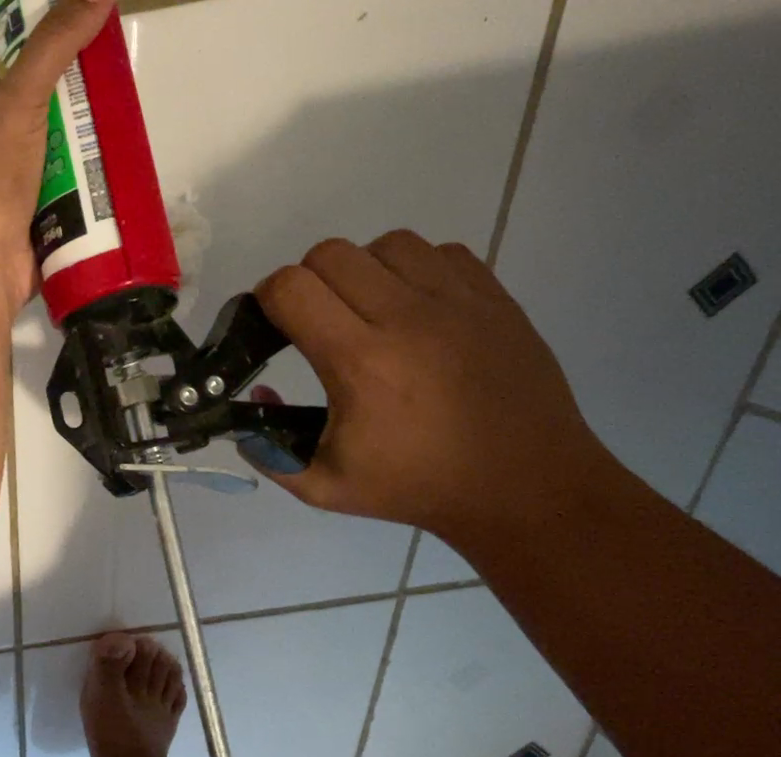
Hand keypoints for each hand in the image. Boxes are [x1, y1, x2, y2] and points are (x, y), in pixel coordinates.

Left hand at [0, 0, 117, 308]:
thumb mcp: (16, 99)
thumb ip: (53, 46)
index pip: (16, 60)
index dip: (52, 39)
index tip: (95, 25)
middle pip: (50, 105)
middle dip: (84, 96)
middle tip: (120, 80)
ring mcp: (17, 184)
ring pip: (66, 149)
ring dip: (94, 143)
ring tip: (129, 127)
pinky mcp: (40, 219)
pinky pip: (75, 192)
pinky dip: (96, 185)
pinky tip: (123, 172)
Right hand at [250, 230, 614, 537]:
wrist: (522, 483)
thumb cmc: (413, 487)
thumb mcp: (320, 486)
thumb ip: (267, 446)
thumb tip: (259, 391)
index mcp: (359, 362)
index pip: (292, 288)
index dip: (267, 299)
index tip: (268, 327)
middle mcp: (407, 318)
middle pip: (331, 253)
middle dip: (306, 281)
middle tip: (310, 321)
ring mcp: (458, 302)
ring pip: (387, 244)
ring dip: (362, 270)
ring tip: (363, 311)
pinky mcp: (494, 298)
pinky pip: (440, 253)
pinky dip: (414, 270)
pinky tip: (411, 310)